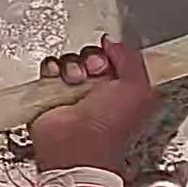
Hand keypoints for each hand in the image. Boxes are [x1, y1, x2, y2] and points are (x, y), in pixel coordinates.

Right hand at [30, 37, 157, 171]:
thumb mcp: (138, 88)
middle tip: (92, 71)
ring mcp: (73, 91)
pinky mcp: (50, 93)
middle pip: (90, 56)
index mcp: (122, 89)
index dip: (112, 55)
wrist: (76, 144)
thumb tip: (113, 42)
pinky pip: (49, 68)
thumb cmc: (110, 125)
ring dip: (71, 66)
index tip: (110, 61)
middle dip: (90, 59)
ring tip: (74, 82)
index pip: (114, 58)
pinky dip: (51, 69)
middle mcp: (98, 90)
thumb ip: (131, 60)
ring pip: (70, 60)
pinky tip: (56, 78)